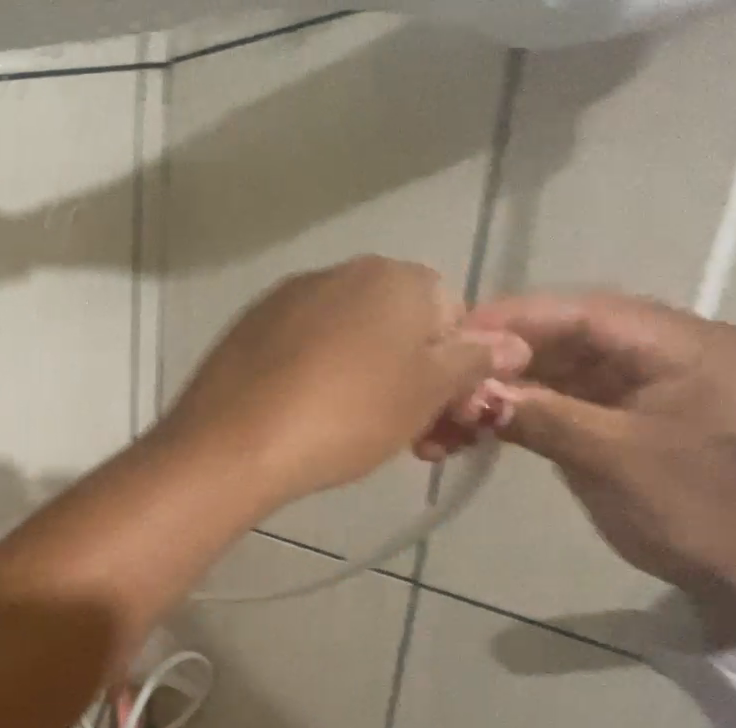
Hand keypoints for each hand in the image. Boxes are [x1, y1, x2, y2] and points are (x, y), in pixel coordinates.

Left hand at [157, 256, 529, 505]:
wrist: (229, 446)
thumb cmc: (343, 417)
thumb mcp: (427, 394)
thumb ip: (472, 362)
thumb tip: (506, 343)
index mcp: (393, 276)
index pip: (449, 313)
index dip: (449, 366)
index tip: (434, 412)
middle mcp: (334, 273)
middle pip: (390, 322)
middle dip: (401, 369)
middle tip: (395, 426)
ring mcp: (278, 302)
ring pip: (339, 337)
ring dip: (353, 374)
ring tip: (341, 428)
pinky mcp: (238, 334)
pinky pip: (292, 352)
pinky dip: (304, 378)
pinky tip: (296, 416)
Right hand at [465, 291, 735, 643]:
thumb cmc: (703, 505)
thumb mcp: (615, 457)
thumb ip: (540, 416)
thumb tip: (463, 393)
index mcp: (681, 345)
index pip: (581, 313)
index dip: (509, 321)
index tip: (443, 341)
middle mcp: (656, 354)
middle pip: (555, 341)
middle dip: (488, 366)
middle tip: (426, 393)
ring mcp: (632, 389)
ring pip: (542, 375)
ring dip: (486, 397)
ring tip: (432, 430)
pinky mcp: (610, 421)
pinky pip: (545, 405)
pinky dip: (502, 418)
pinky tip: (458, 438)